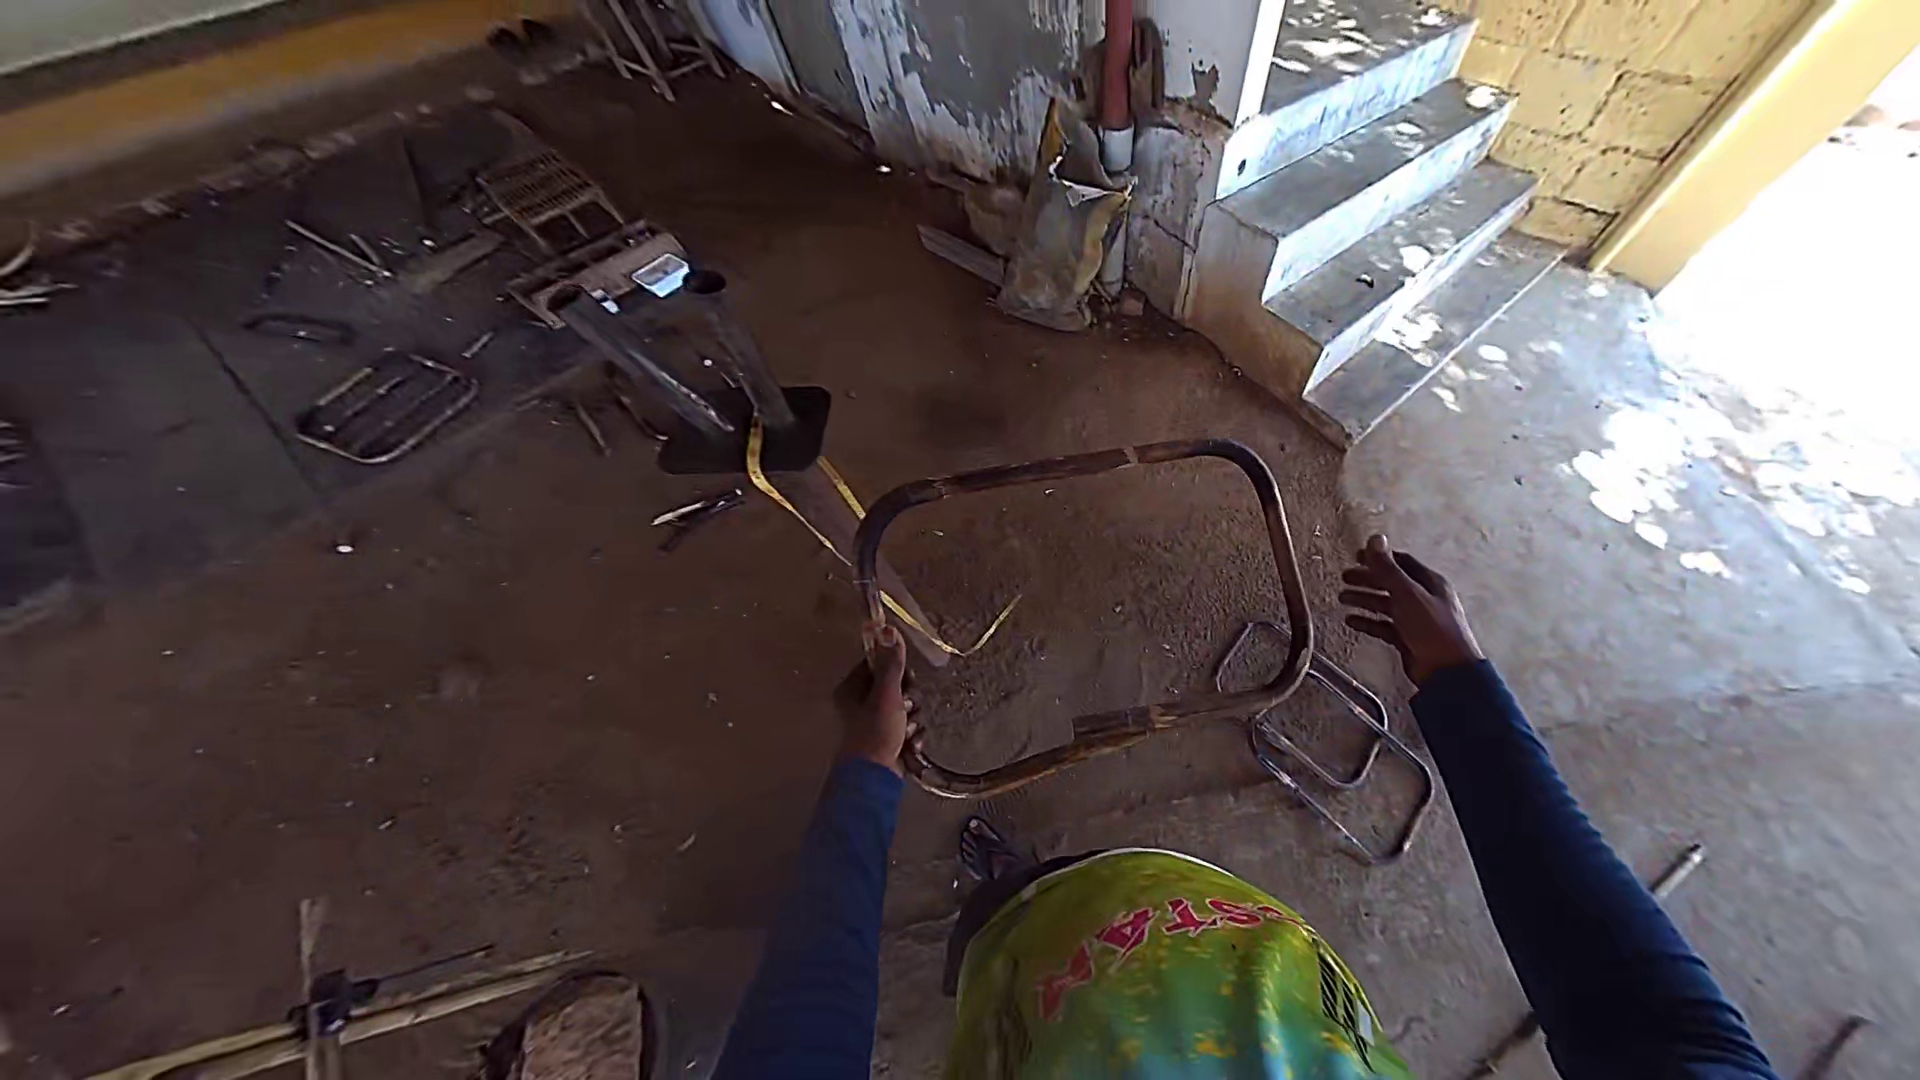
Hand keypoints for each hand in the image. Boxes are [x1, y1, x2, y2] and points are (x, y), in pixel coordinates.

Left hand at [832, 622, 913, 773]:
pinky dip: (914, 735)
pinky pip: (910, 726)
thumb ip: (891, 662)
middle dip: (909, 698)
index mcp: (852, 689)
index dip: (896, 670)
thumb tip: (887, 627)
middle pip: (897, 686)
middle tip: (905, 707)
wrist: (874, 780)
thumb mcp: (886, 694)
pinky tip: (910, 745)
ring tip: (906, 731)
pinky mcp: (889, 740)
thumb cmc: (875, 732)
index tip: (905, 679)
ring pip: (907, 707)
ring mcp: (876, 723)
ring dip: (913, 718)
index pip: (879, 664)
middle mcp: (861, 703)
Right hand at [1340, 534, 1483, 685]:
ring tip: (1342, 598)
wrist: (1446, 670)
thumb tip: (1375, 539)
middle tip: (1344, 577)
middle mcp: (1423, 599)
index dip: (1379, 558)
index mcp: (1430, 583)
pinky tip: (1351, 620)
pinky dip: (1366, 621)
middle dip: (1367, 579)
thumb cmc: (1432, 628)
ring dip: (1363, 599)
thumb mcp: (1407, 593)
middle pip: (1390, 583)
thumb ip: (1388, 568)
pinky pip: (1382, 625)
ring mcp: (1415, 619)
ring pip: (1384, 604)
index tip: (1357, 556)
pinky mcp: (1407, 637)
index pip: (1401, 563)